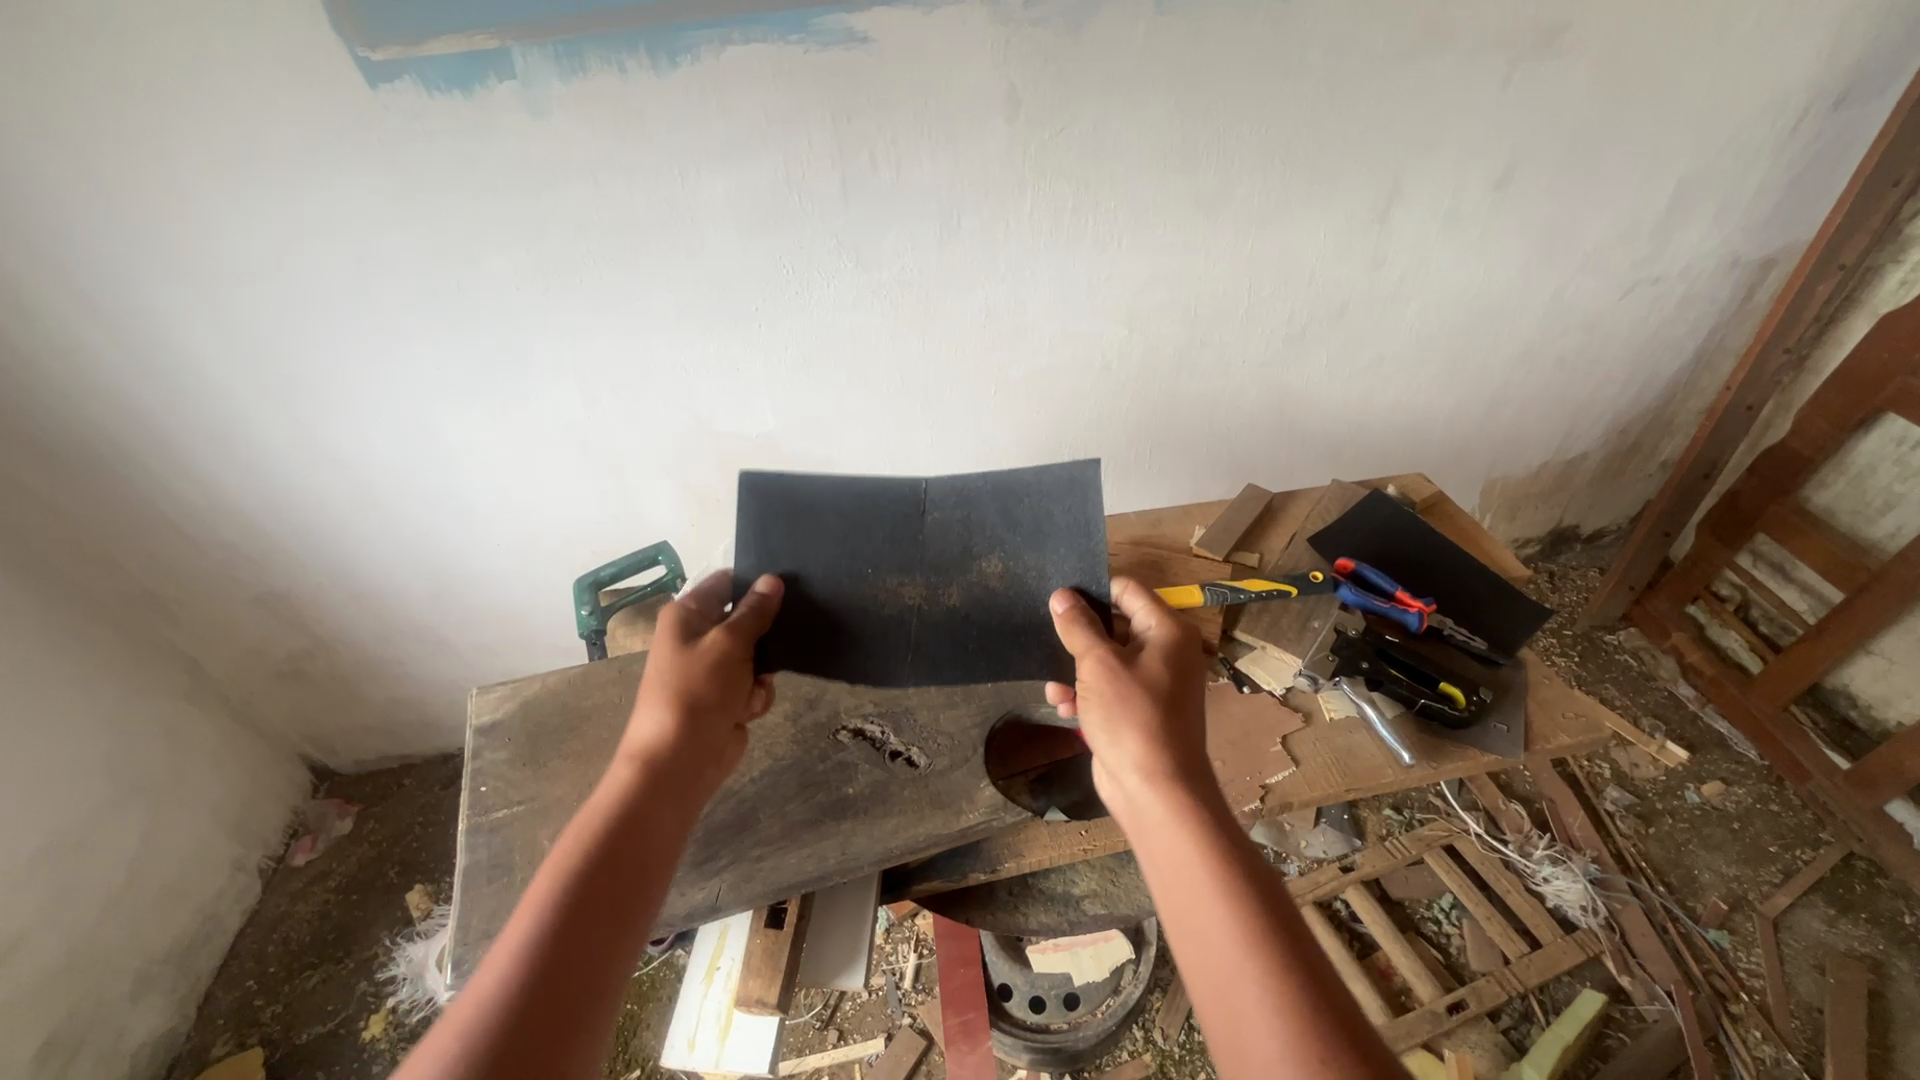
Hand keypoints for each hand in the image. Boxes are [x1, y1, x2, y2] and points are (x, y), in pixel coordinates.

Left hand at [617, 570, 783, 795]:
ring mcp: (712, 668)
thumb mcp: (730, 642)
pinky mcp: (726, 696)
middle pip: (745, 618)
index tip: (790, 582)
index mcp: (687, 615)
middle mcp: (698, 636)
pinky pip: (755, 683)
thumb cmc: (698, 690)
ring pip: (757, 653)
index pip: (726, 582)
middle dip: (766, 629)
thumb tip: (773, 579)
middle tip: (789, 629)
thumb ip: (755, 610)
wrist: (681, 759)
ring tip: (755, 685)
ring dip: (763, 669)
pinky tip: (747, 709)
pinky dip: (756, 695)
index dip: (755, 582)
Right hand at [1045, 577, 1215, 814]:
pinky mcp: (1138, 711)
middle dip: (1080, 634)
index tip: (1059, 598)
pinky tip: (1062, 705)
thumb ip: (1078, 626)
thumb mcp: (1098, 664)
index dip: (1093, 591)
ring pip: (1107, 659)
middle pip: (1116, 625)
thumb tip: (1062, 596)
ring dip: (1077, 668)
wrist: (1155, 790)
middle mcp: (1165, 652)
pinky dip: (1085, 693)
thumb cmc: (1131, 717)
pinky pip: (1108, 688)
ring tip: (1053, 683)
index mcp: (1167, 631)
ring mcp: (1153, 683)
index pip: (1127, 590)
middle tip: (1046, 635)